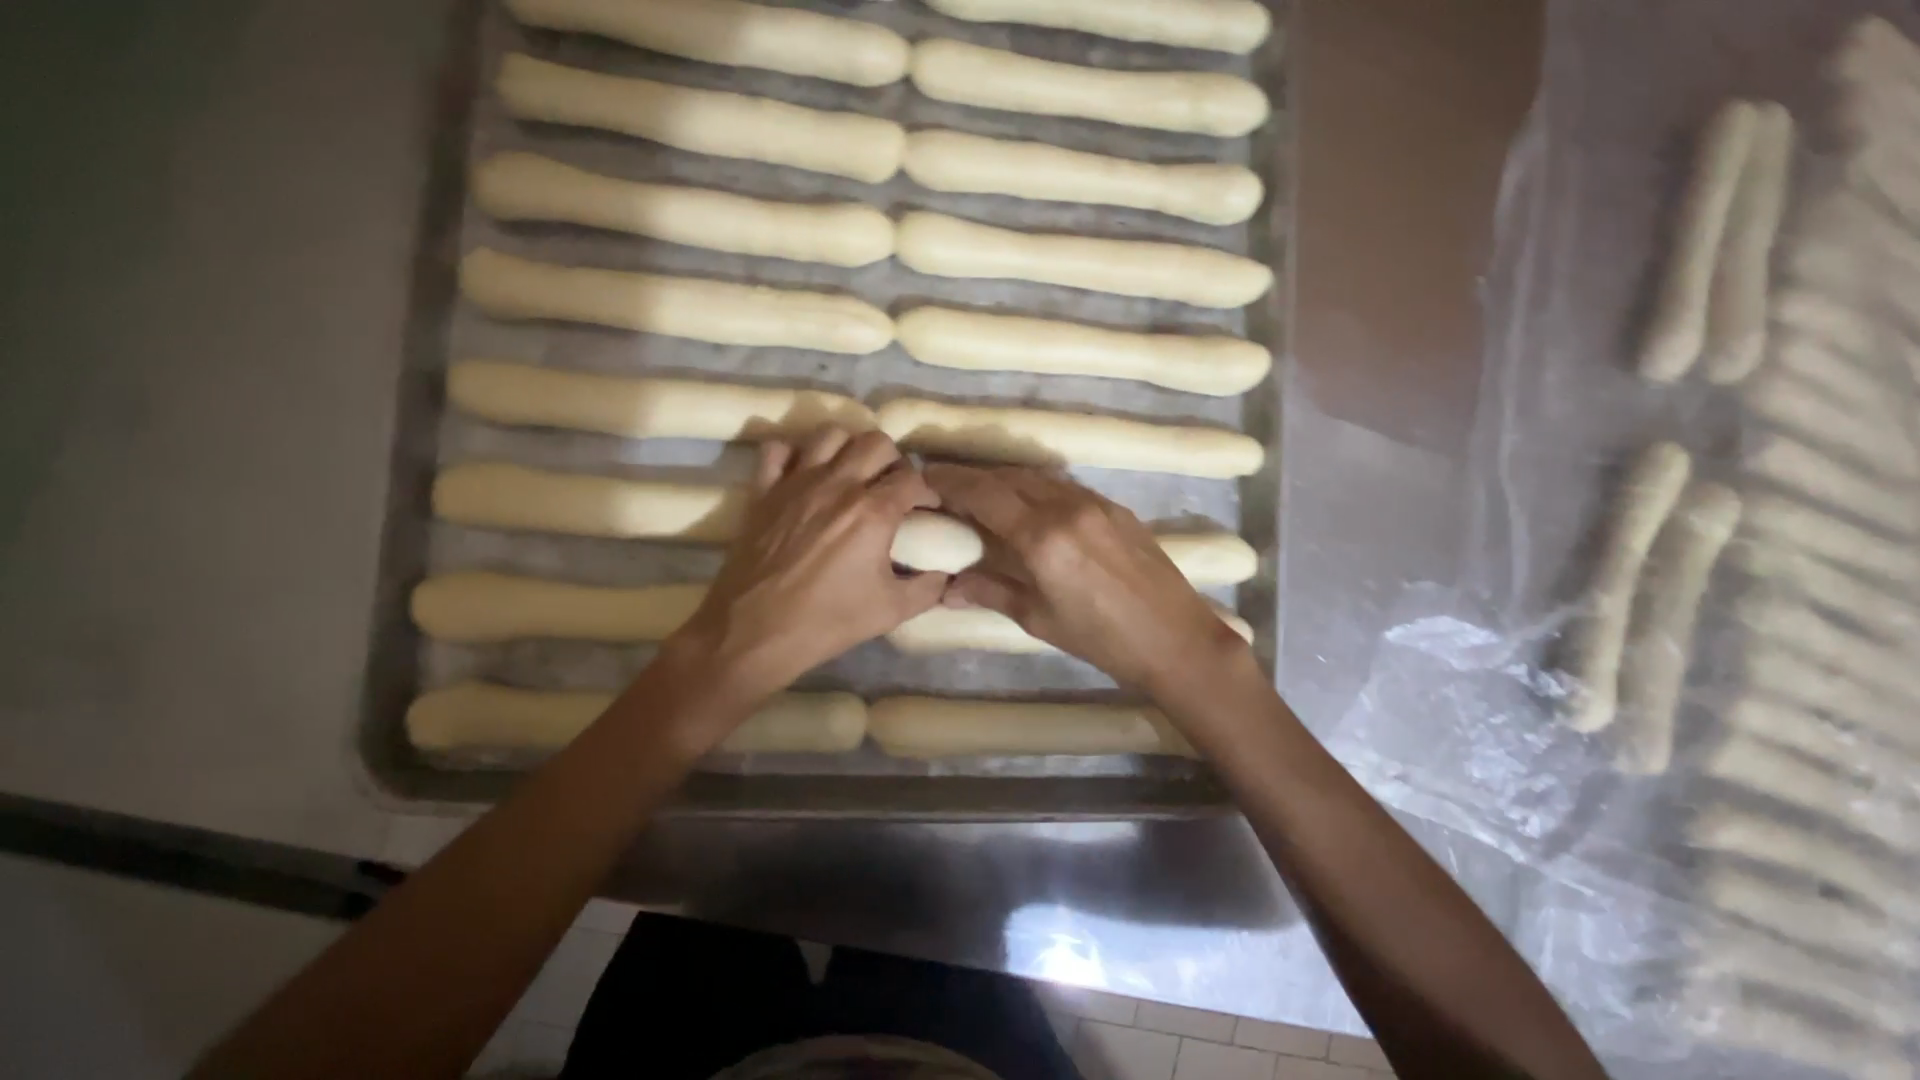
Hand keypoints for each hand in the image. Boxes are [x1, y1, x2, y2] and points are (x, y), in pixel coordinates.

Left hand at [665, 428, 947, 708]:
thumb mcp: (890, 612)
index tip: (926, 508)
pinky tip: (803, 474)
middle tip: (891, 486)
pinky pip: (778, 449)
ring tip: (851, 473)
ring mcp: (796, 482)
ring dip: (848, 448)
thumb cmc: (826, 622)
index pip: (912, 479)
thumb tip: (945, 575)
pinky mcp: (763, 490)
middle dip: (892, 460)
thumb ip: (927, 589)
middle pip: (876, 442)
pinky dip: (793, 454)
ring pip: (830, 434)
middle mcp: (838, 484)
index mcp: (873, 512)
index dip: (927, 491)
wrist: (754, 631)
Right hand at [922, 464, 1246, 694]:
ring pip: (1037, 478)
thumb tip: (947, 586)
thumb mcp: (1039, 619)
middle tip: (945, 486)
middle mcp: (1066, 507)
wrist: (1176, 638)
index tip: (924, 479)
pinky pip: (1064, 486)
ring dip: (1004, 480)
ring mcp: (1095, 502)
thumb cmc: (1102, 639)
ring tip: (982, 494)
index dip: (950, 483)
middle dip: (973, 478)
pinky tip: (1028, 506)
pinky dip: (1035, 488)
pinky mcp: (1116, 507)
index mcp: (1042, 537)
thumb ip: (991, 592)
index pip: (984, 494)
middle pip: (1008, 478)